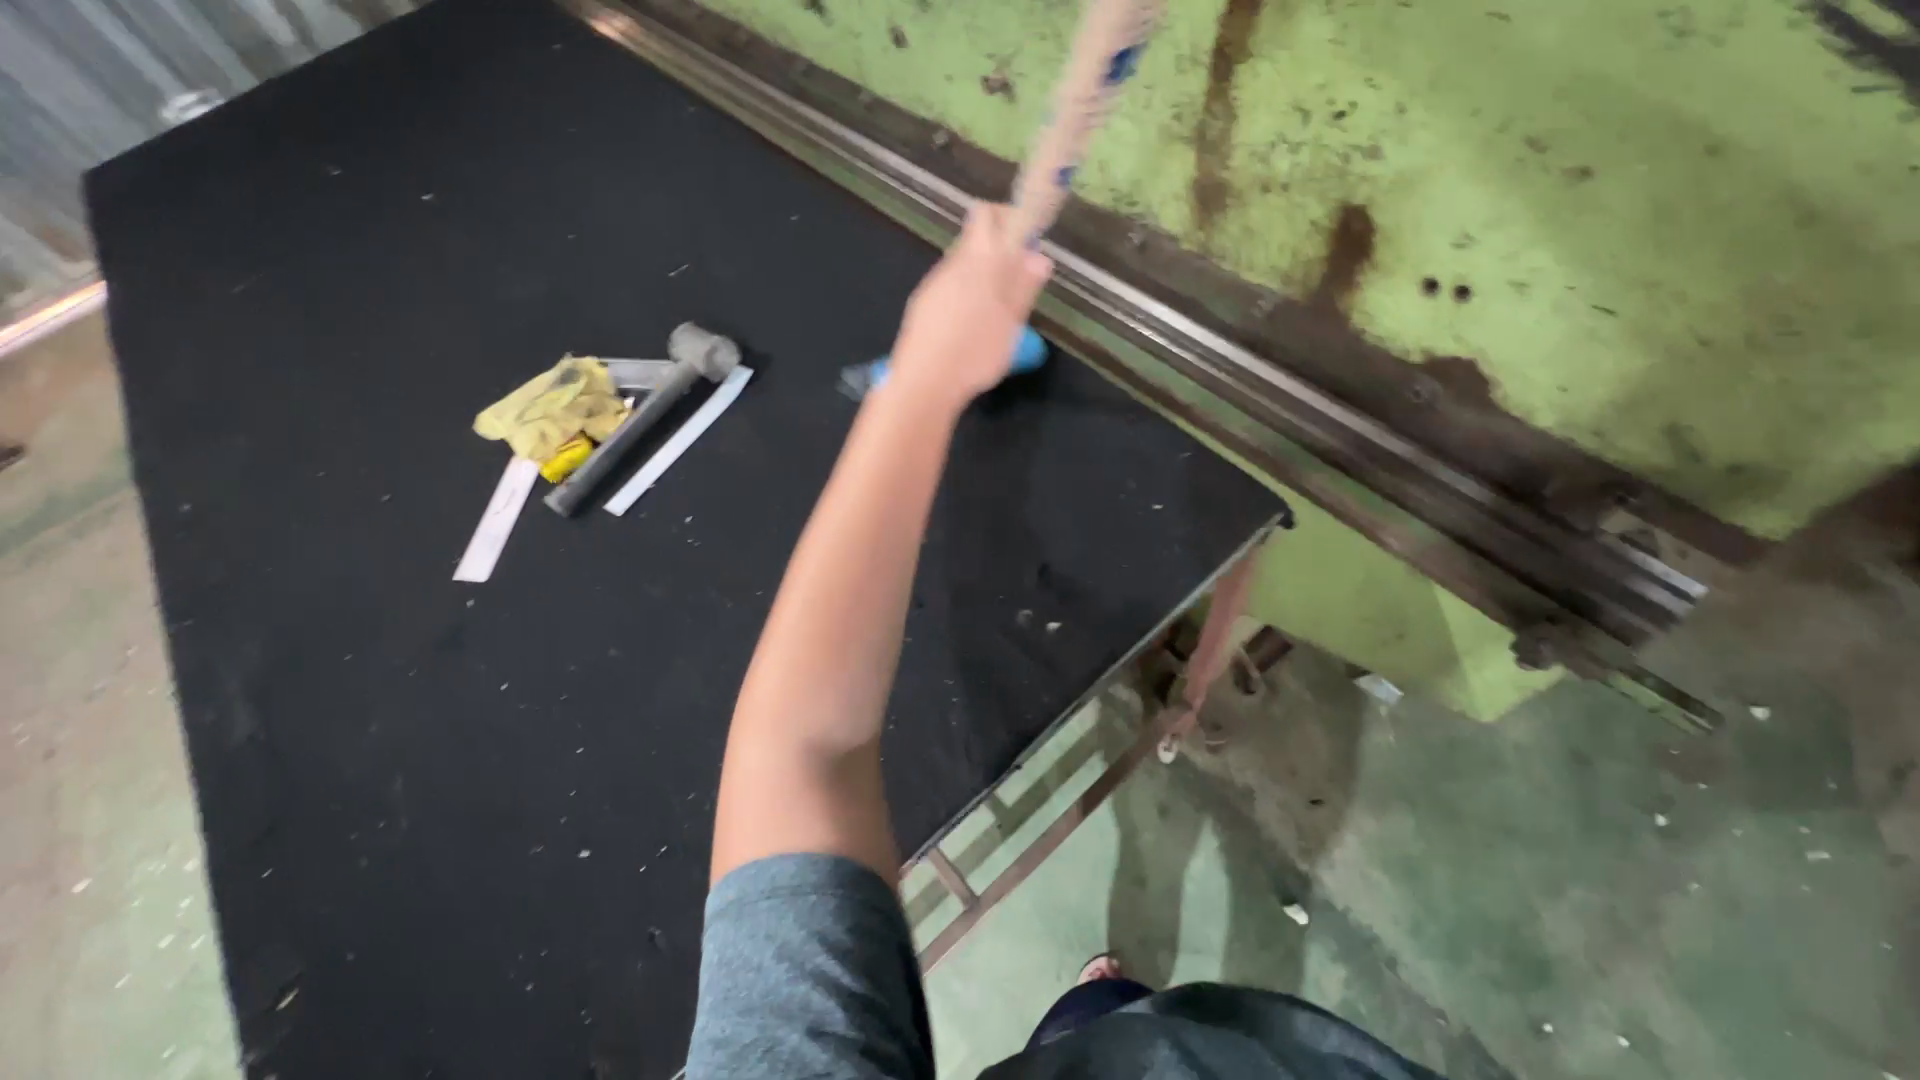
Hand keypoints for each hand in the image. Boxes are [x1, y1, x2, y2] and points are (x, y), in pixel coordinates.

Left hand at [885, 202, 1053, 411]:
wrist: (924, 382)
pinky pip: (949, 286)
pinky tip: (970, 325)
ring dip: (982, 275)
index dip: (1009, 218)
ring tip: (996, 311)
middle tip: (1017, 282)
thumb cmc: (975, 353)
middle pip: (975, 238)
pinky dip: (964, 294)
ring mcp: (934, 283)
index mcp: (979, 261)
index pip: (988, 214)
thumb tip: (1038, 256)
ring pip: (962, 264)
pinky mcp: (922, 303)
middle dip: (998, 250)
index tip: (1027, 240)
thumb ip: (1023, 287)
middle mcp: (952, 264)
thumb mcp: (1009, 323)